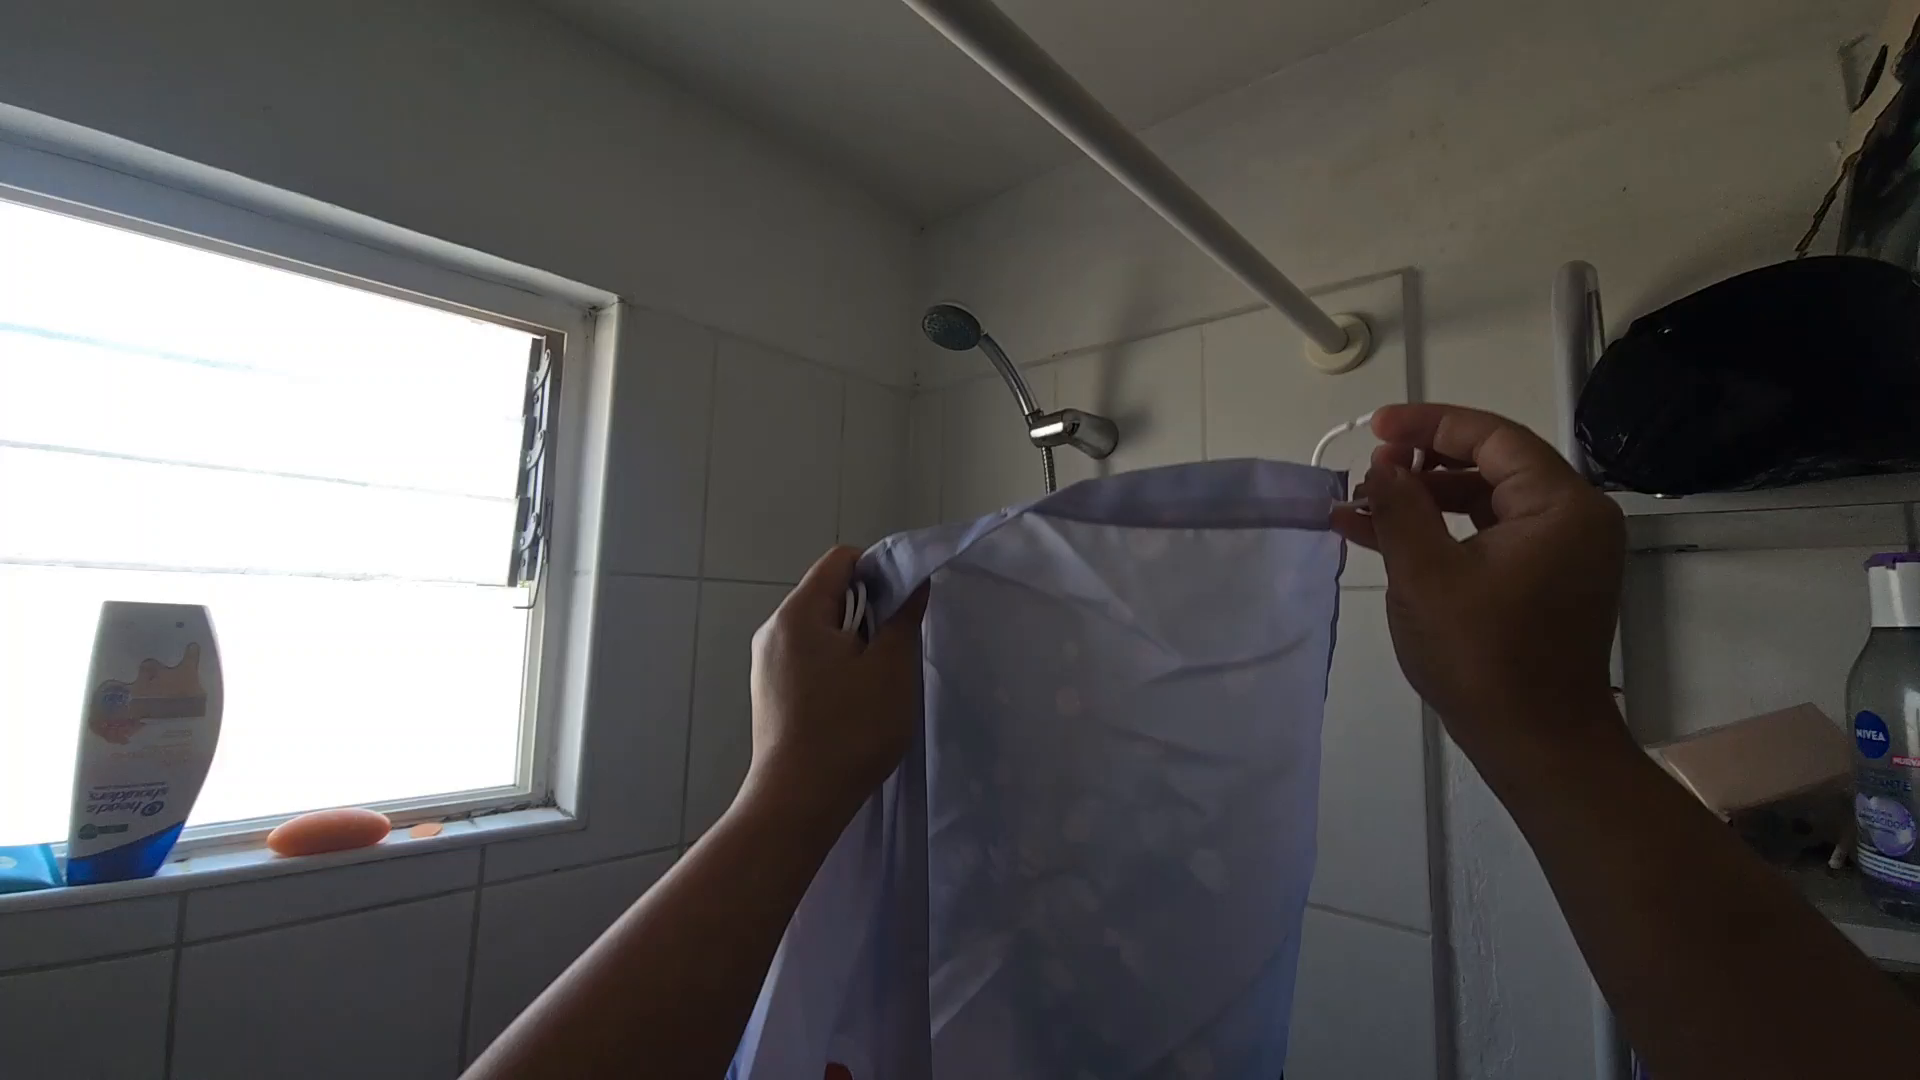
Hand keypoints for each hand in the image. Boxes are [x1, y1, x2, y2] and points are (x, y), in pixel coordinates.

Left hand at [744, 547, 928, 815]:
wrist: (797, 803)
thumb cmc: (849, 729)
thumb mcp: (890, 668)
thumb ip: (902, 618)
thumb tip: (912, 584)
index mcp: (798, 613)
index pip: (841, 560)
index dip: (879, 570)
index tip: (905, 603)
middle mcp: (774, 630)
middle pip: (829, 594)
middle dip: (868, 610)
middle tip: (896, 646)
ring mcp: (766, 663)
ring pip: (821, 629)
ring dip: (854, 641)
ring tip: (876, 679)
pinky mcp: (769, 692)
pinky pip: (808, 658)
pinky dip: (835, 665)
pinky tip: (852, 702)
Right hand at [1329, 405, 1625, 771]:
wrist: (1531, 738)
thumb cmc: (1479, 652)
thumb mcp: (1424, 573)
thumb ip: (1400, 507)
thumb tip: (1382, 465)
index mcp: (1559, 506)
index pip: (1493, 438)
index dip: (1429, 425)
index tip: (1375, 428)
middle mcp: (1569, 519)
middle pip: (1488, 466)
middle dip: (1419, 464)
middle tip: (1365, 470)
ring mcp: (1555, 552)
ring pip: (1478, 502)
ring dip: (1418, 500)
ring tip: (1357, 505)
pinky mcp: (1536, 579)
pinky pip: (1480, 536)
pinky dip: (1434, 532)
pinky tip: (1377, 536)